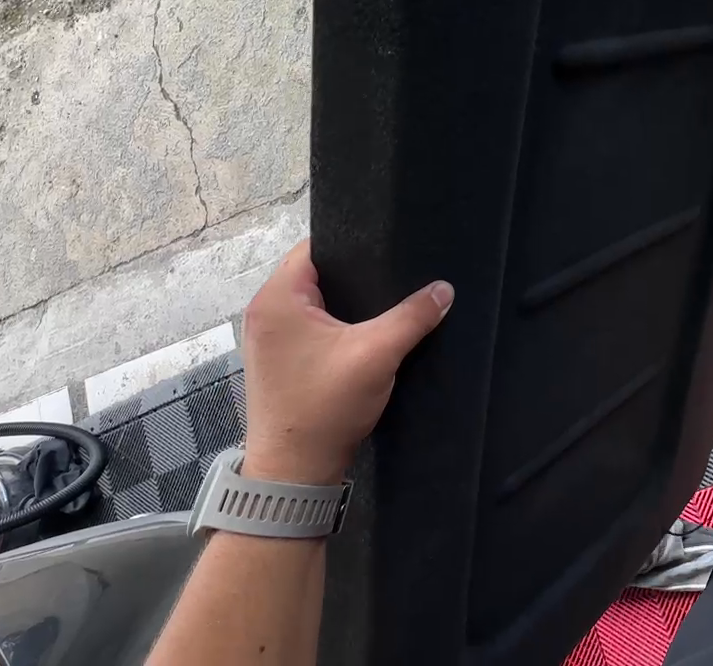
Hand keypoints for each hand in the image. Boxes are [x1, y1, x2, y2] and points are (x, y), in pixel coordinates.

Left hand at [239, 240, 452, 484]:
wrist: (295, 473)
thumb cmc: (325, 405)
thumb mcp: (377, 354)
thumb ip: (413, 316)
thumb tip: (445, 289)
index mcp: (277, 299)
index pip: (314, 248)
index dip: (352, 240)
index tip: (390, 239)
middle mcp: (266, 312)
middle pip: (317, 273)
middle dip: (357, 270)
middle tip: (399, 264)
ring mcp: (270, 338)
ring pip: (318, 300)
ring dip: (351, 299)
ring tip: (393, 291)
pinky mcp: (282, 359)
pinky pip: (315, 323)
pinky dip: (341, 321)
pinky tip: (373, 325)